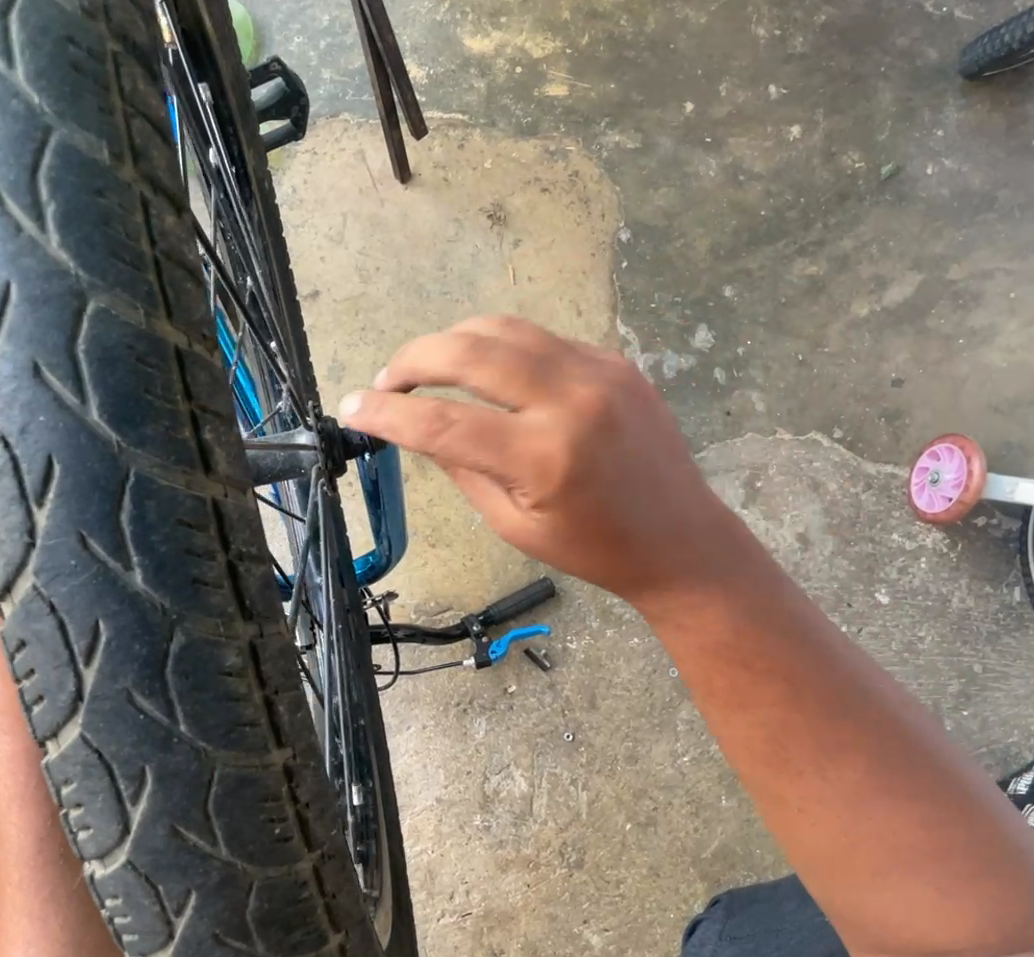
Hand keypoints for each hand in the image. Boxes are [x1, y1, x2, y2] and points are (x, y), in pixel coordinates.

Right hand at [338, 316, 739, 610]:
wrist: (681, 539)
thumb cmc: (595, 549)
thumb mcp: (515, 524)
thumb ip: (462, 469)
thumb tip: (417, 427)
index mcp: (545, 458)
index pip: (444, 422)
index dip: (388, 413)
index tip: (352, 408)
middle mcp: (572, 400)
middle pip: (470, 351)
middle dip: (414, 359)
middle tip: (387, 381)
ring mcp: (599, 371)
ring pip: (504, 330)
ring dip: (453, 342)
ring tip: (427, 369)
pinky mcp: (614, 360)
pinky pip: (541, 340)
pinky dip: (500, 349)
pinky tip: (485, 373)